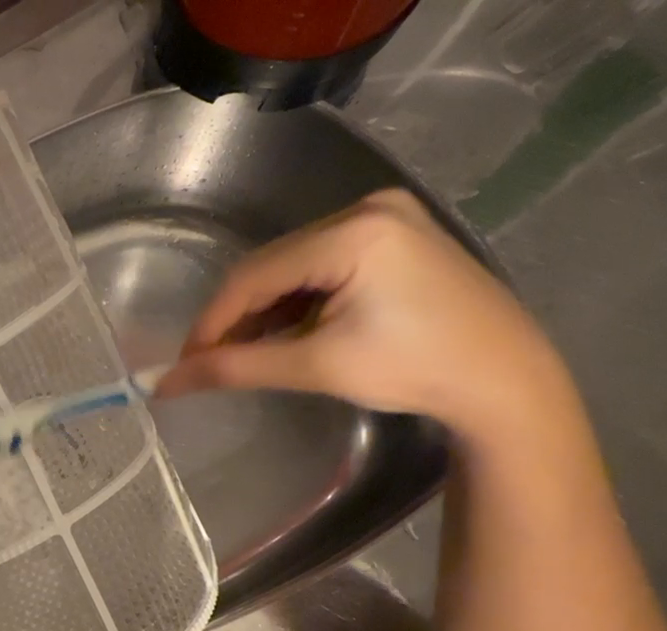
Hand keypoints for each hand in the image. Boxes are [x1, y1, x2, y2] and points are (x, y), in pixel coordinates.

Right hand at [157, 190, 574, 440]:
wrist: (503, 376)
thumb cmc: (412, 368)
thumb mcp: (314, 367)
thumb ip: (233, 368)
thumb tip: (163, 385)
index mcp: (353, 233)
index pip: (252, 276)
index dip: (209, 323)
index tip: (183, 366)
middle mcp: (367, 209)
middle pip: (268, 265)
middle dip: (234, 317)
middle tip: (209, 362)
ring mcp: (384, 216)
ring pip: (289, 265)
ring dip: (260, 310)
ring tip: (244, 353)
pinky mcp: (393, 233)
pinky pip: (318, 263)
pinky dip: (292, 300)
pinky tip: (284, 332)